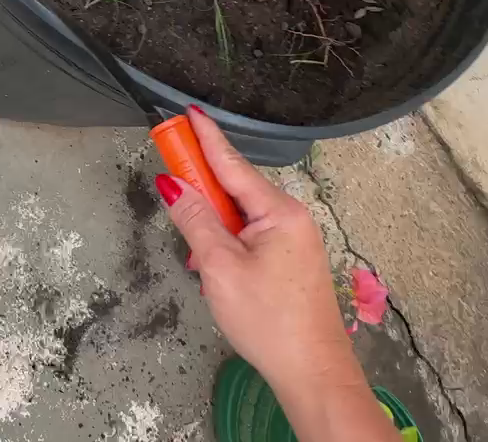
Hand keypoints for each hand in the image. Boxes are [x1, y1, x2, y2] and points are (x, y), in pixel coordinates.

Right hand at [157, 107, 393, 440]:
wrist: (315, 377)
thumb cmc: (268, 320)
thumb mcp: (220, 267)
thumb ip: (194, 219)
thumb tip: (171, 183)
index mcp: (278, 211)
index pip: (231, 162)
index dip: (206, 136)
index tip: (189, 109)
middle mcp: (290, 216)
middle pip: (235, 187)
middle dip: (202, 185)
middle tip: (172, 176)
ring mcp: (294, 238)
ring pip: (240, 213)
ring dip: (212, 220)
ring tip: (195, 250)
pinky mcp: (291, 259)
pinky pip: (251, 232)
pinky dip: (226, 237)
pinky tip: (213, 263)